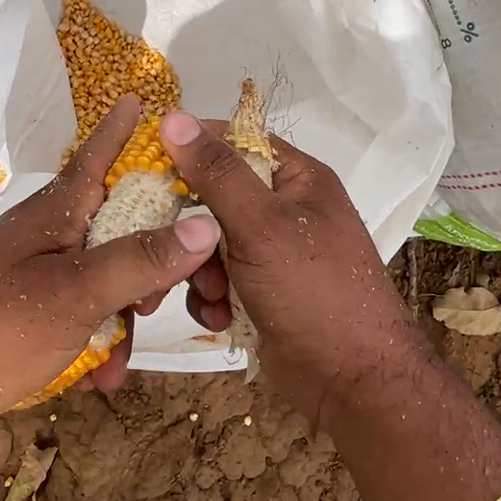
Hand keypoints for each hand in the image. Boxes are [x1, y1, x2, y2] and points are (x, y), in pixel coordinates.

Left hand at [0, 95, 219, 429]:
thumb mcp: (76, 293)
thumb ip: (140, 259)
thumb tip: (206, 223)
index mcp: (58, 211)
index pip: (99, 155)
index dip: (123, 130)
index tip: (144, 99)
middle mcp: (50, 232)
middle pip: (119, 225)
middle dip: (150, 263)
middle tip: (163, 298)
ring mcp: (37, 270)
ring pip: (104, 277)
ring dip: (121, 318)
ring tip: (117, 363)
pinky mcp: (27, 308)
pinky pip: (80, 312)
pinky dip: (94, 340)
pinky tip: (97, 379)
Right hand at [158, 111, 422, 421]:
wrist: (352, 383)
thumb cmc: (313, 291)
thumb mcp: (261, 225)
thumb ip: (216, 172)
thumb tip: (173, 116)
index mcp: (297, 178)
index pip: (234, 141)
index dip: (191, 149)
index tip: (148, 165)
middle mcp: (284, 208)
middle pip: (214, 195)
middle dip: (190, 227)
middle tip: (171, 245)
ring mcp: (271, 252)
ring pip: (208, 242)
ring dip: (198, 269)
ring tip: (211, 294)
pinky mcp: (259, 290)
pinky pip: (216, 279)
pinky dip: (211, 298)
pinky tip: (219, 318)